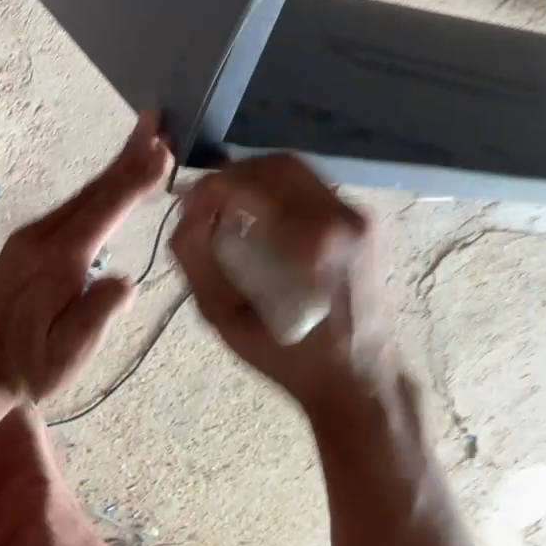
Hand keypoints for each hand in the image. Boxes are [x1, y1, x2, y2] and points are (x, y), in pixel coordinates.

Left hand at [0, 111, 173, 402]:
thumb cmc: (26, 367)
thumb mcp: (65, 356)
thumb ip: (95, 317)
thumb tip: (125, 280)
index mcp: (58, 261)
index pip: (104, 211)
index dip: (134, 179)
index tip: (161, 148)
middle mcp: (41, 238)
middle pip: (93, 191)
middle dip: (127, 156)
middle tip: (157, 122)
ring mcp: (30, 238)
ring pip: (80, 197)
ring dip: (113, 169)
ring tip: (143, 142)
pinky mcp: (25, 244)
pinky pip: (69, 209)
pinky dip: (96, 190)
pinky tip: (110, 185)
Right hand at [169, 154, 392, 410]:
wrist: (359, 380)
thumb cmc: (288, 356)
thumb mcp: (223, 315)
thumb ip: (194, 255)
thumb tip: (183, 211)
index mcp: (308, 240)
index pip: (247, 183)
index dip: (208, 187)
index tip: (186, 204)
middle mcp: (339, 216)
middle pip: (274, 164)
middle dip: (232, 176)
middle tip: (205, 202)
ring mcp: (357, 217)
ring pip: (295, 171)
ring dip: (255, 181)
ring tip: (228, 209)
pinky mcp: (362, 224)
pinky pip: (311, 189)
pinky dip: (277, 193)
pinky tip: (259, 221)